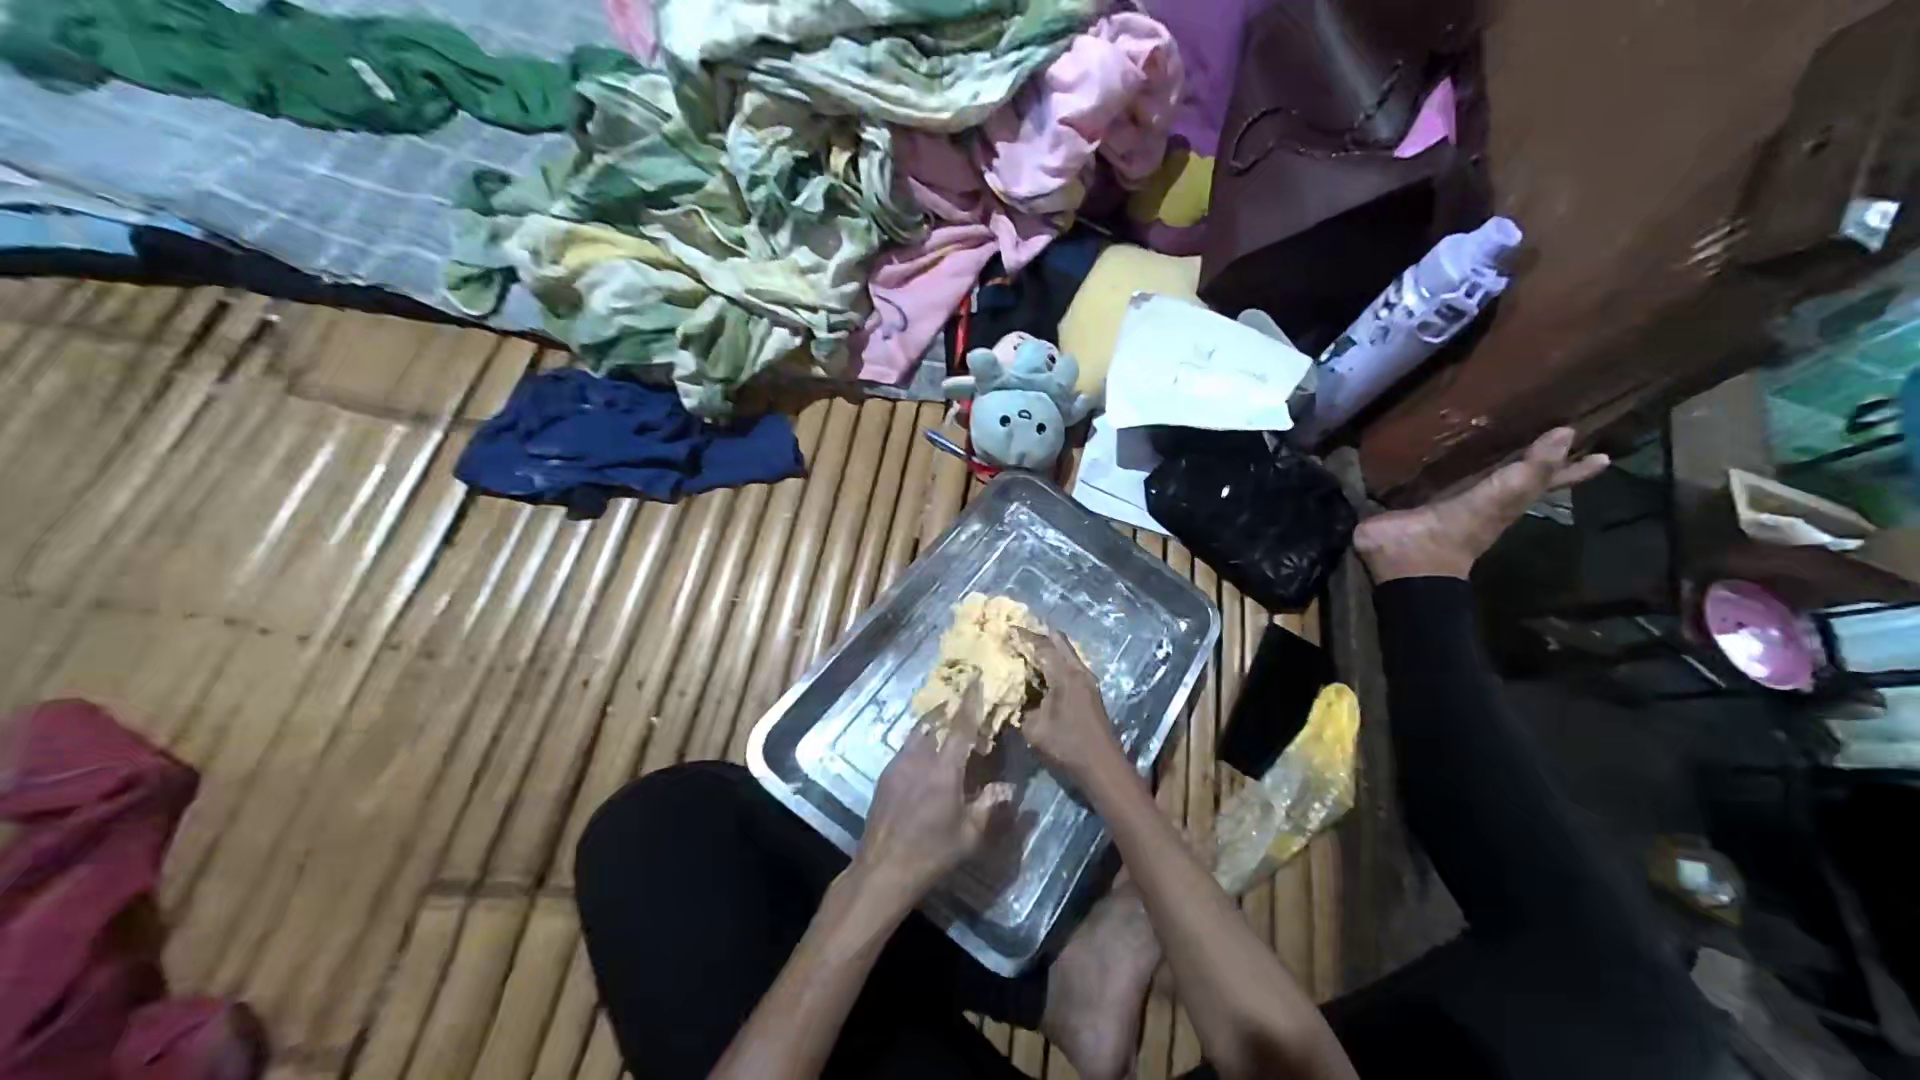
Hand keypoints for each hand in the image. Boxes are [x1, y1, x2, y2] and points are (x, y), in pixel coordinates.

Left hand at [856, 706, 1013, 900]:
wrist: (882, 870)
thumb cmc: (931, 854)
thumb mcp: (969, 835)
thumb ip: (989, 806)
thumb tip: (1008, 787)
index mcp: (943, 771)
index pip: (960, 727)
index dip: (971, 701)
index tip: (977, 678)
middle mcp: (918, 759)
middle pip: (936, 723)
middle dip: (951, 710)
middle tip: (964, 704)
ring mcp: (898, 765)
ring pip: (919, 734)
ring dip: (934, 727)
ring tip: (947, 728)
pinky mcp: (885, 775)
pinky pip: (907, 749)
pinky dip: (920, 745)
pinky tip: (927, 759)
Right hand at [1017, 628, 1125, 783]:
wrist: (1102, 766)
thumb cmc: (1067, 746)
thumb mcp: (1033, 728)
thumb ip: (1020, 706)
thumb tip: (1011, 694)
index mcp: (1065, 675)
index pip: (1042, 646)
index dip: (1023, 637)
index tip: (1006, 630)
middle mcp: (1079, 671)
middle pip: (1059, 642)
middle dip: (1038, 635)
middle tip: (1018, 634)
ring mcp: (1088, 680)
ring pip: (1066, 653)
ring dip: (1048, 648)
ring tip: (1026, 649)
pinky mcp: (1090, 691)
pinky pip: (1070, 665)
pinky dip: (1055, 661)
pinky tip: (1041, 670)